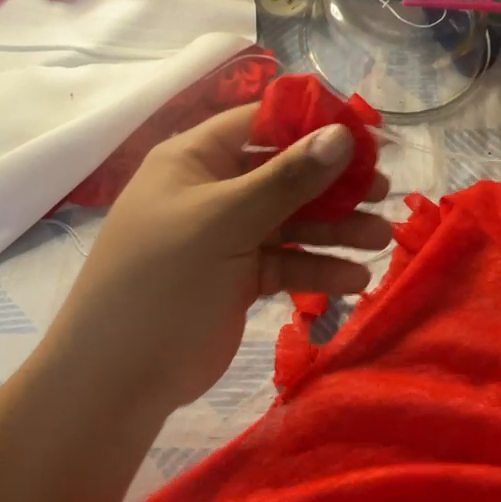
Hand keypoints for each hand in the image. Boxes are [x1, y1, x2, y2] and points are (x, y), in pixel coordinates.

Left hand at [52, 103, 391, 411]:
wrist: (116, 378)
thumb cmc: (163, 280)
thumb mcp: (225, 220)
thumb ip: (287, 178)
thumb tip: (342, 134)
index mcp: (195, 158)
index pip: (261, 122)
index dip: (313, 124)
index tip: (365, 135)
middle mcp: (212, 190)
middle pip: (284, 173)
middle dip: (334, 184)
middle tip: (384, 190)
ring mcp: (226, 235)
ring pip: (291, 220)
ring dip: (335, 229)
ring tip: (380, 240)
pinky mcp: (238, 277)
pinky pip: (286, 262)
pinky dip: (317, 268)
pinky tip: (353, 280)